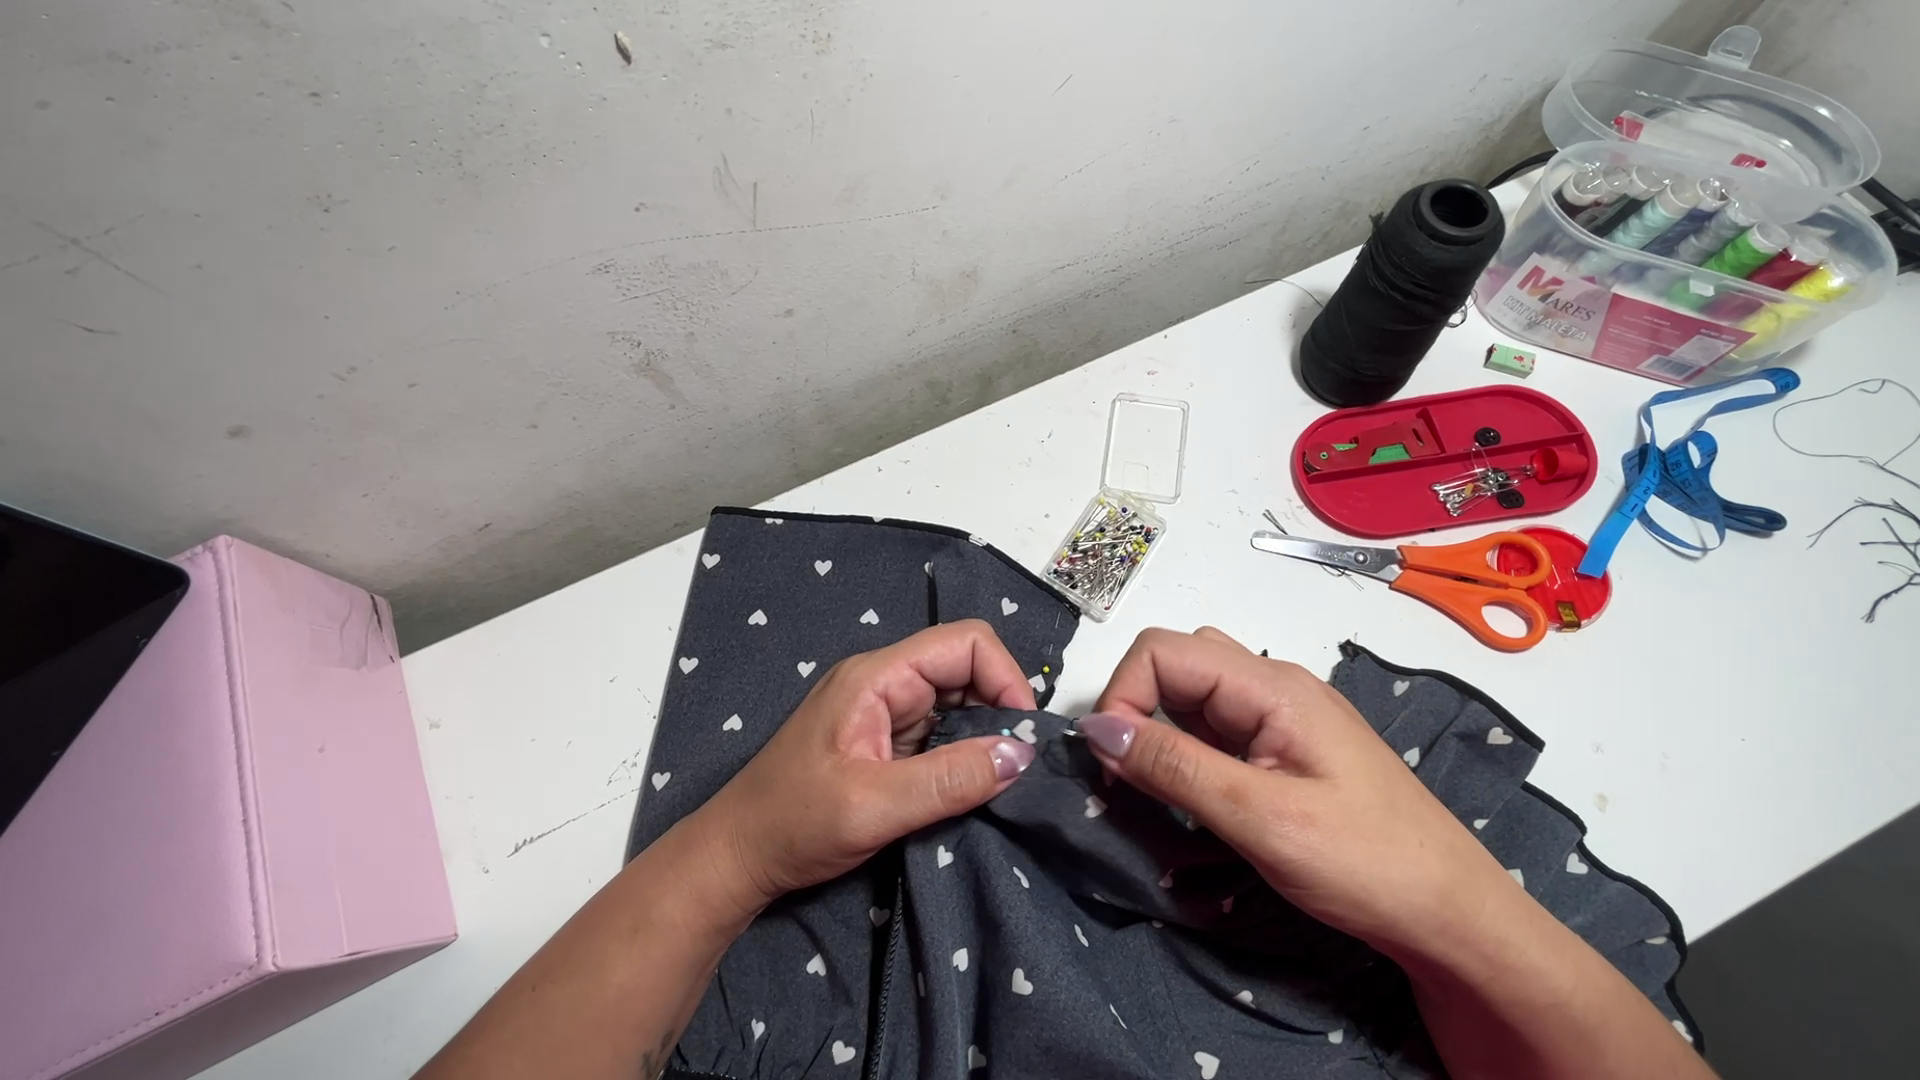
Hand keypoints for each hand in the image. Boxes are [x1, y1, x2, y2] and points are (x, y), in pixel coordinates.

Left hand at [687, 620, 1039, 916]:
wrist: (737, 858)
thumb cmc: (792, 824)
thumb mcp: (872, 806)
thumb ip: (949, 779)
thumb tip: (1021, 755)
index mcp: (877, 677)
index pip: (964, 643)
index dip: (1004, 679)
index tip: (1022, 738)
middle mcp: (886, 684)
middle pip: (966, 671)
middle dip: (1000, 713)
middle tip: (1018, 768)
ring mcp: (887, 714)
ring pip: (960, 705)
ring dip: (985, 739)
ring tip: (1000, 784)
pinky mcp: (888, 745)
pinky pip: (944, 736)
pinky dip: (966, 759)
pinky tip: (973, 791)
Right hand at [1077, 626, 1519, 961]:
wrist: (1453, 918)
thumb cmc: (1366, 863)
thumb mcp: (1259, 817)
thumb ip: (1173, 766)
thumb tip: (1095, 727)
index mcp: (1271, 686)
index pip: (1163, 651)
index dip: (1123, 695)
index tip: (1112, 762)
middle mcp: (1274, 686)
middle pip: (1177, 662)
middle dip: (1137, 708)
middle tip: (1129, 776)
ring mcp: (1282, 717)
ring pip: (1194, 695)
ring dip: (1160, 730)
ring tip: (1158, 786)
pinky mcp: (1284, 748)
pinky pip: (1216, 728)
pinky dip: (1187, 752)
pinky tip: (1194, 794)